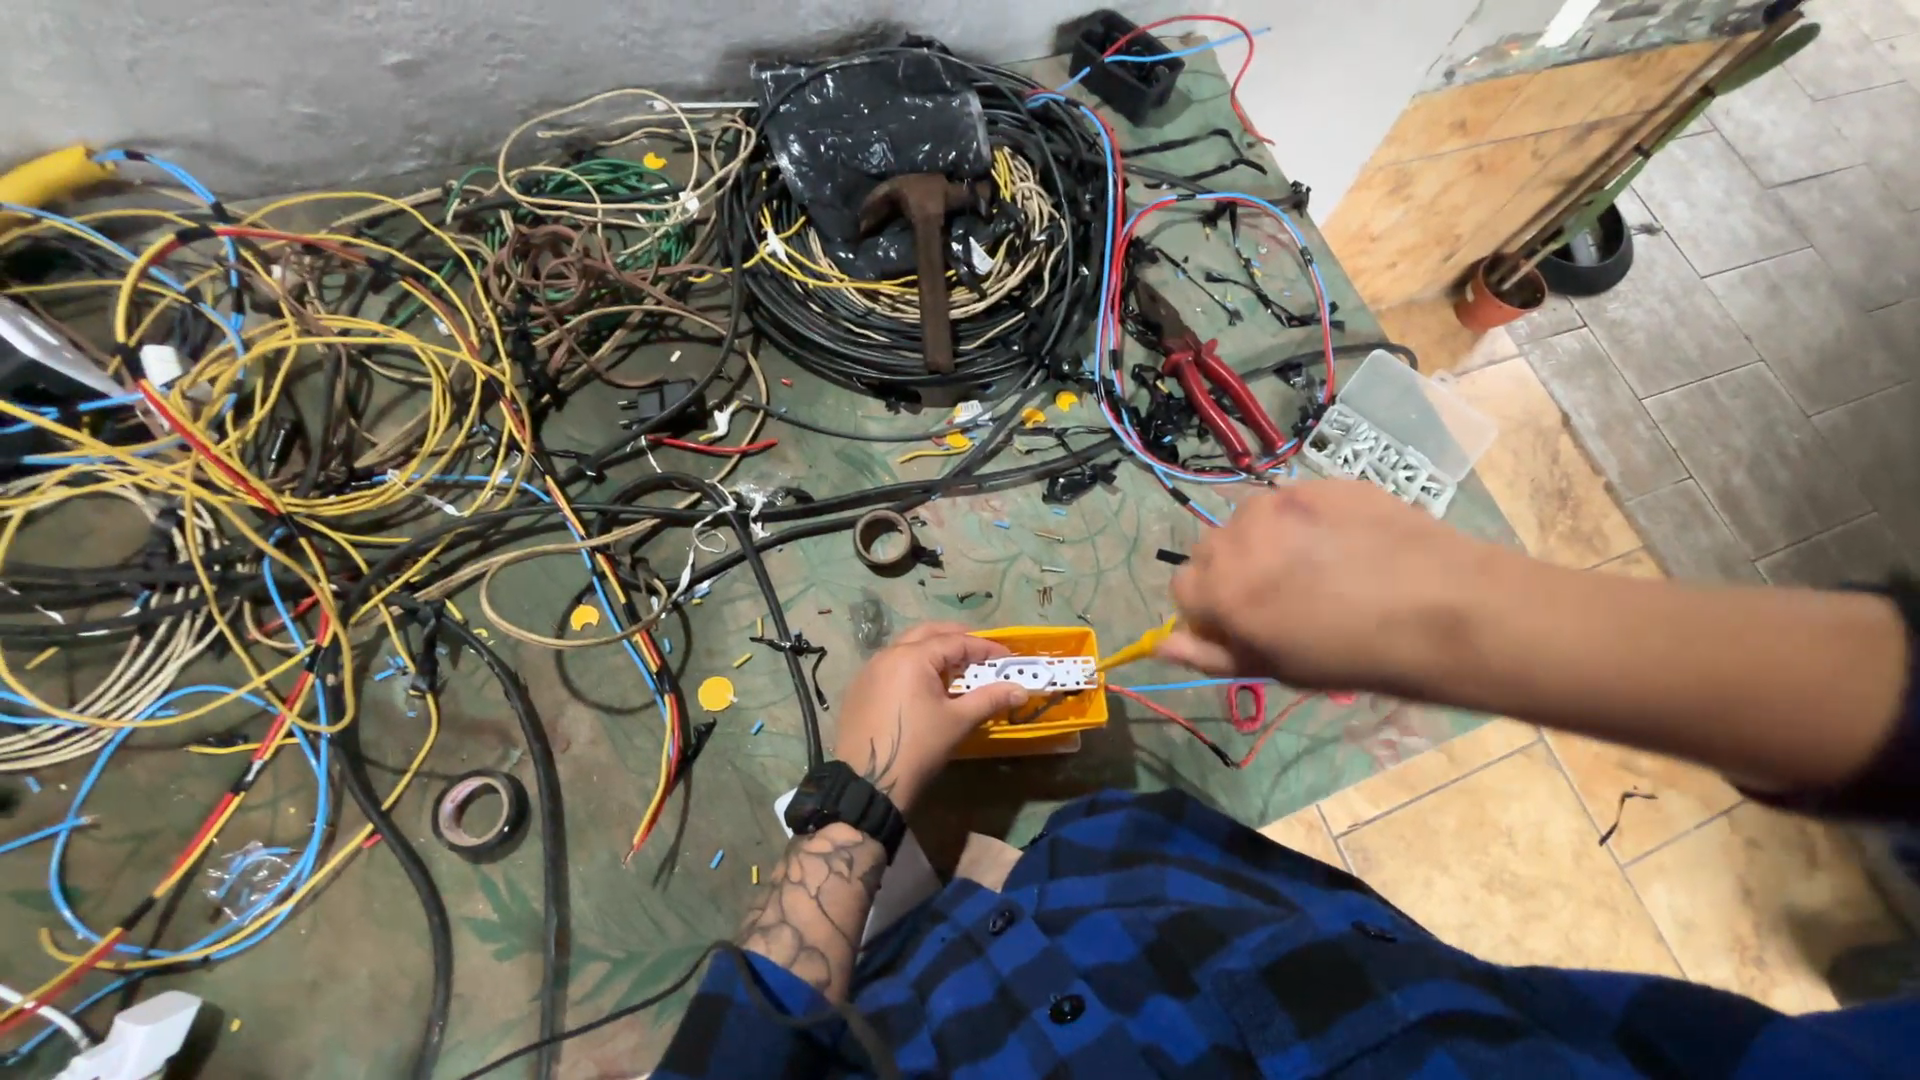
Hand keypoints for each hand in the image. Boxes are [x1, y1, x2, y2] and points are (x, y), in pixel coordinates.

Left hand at [831, 622, 1028, 812]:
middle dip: (955, 638)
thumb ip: (989, 699)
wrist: (868, 783)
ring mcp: (869, 670)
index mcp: (913, 656)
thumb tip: (1021, 690)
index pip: (955, 642)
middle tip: (979, 651)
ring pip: (906, 647)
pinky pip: (890, 665)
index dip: (984, 647)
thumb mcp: (957, 721)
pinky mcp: (859, 688)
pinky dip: (912, 666)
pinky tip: (923, 685)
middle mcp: (888, 654)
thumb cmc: (918, 747)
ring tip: (954, 667)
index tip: (1006, 656)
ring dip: (932, 650)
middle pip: (927, 634)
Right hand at [1158, 480, 1501, 689]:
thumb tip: (1161, 644)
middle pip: (1209, 552)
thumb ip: (1210, 654)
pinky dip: (1300, 522)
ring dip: (1262, 543)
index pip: (1182, 588)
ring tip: (1314, 567)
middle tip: (1280, 597)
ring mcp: (1280, 501)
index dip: (1208, 610)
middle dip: (1230, 572)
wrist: (1447, 608)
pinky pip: (1289, 502)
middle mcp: (1238, 536)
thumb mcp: (1276, 668)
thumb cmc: (1356, 656)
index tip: (1244, 625)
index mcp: (1222, 588)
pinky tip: (1342, 544)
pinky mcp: (1319, 483)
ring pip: (1247, 522)